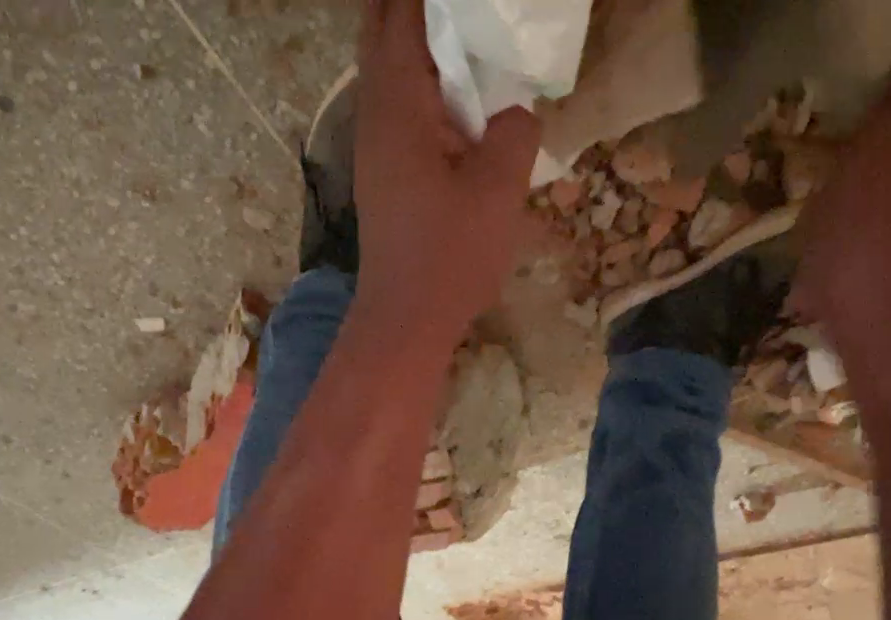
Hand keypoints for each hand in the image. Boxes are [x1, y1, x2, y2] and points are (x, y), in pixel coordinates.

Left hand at [350, 0, 540, 346]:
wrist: (406, 318)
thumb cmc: (451, 254)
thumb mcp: (499, 188)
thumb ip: (514, 130)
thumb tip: (517, 111)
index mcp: (399, 106)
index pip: (404, 17)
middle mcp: (374, 116)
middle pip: (380, 34)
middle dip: (410, 10)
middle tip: (456, 11)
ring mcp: (373, 147)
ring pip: (383, 71)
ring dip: (412, 43)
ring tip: (457, 34)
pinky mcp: (382, 174)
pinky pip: (394, 105)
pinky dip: (417, 82)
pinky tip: (451, 98)